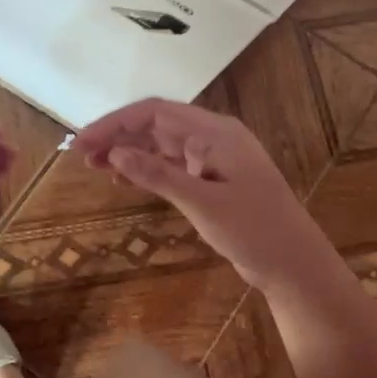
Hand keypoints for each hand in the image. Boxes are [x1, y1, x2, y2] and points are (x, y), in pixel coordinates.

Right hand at [72, 98, 323, 291]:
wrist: (295, 265)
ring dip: (129, 151)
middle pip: (156, 124)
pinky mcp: (214, 179)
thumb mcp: (203, 203)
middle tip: (82, 155)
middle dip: (118, 135)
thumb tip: (115, 153)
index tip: (83, 141)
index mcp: (215, 132)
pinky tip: (125, 179)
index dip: (115, 123)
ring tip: (95, 166)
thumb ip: (158, 174)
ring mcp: (215, 158)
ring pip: (162, 144)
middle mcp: (214, 137)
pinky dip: (147, 168)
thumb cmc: (254, 231)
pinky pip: (172, 163)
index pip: (155, 112)